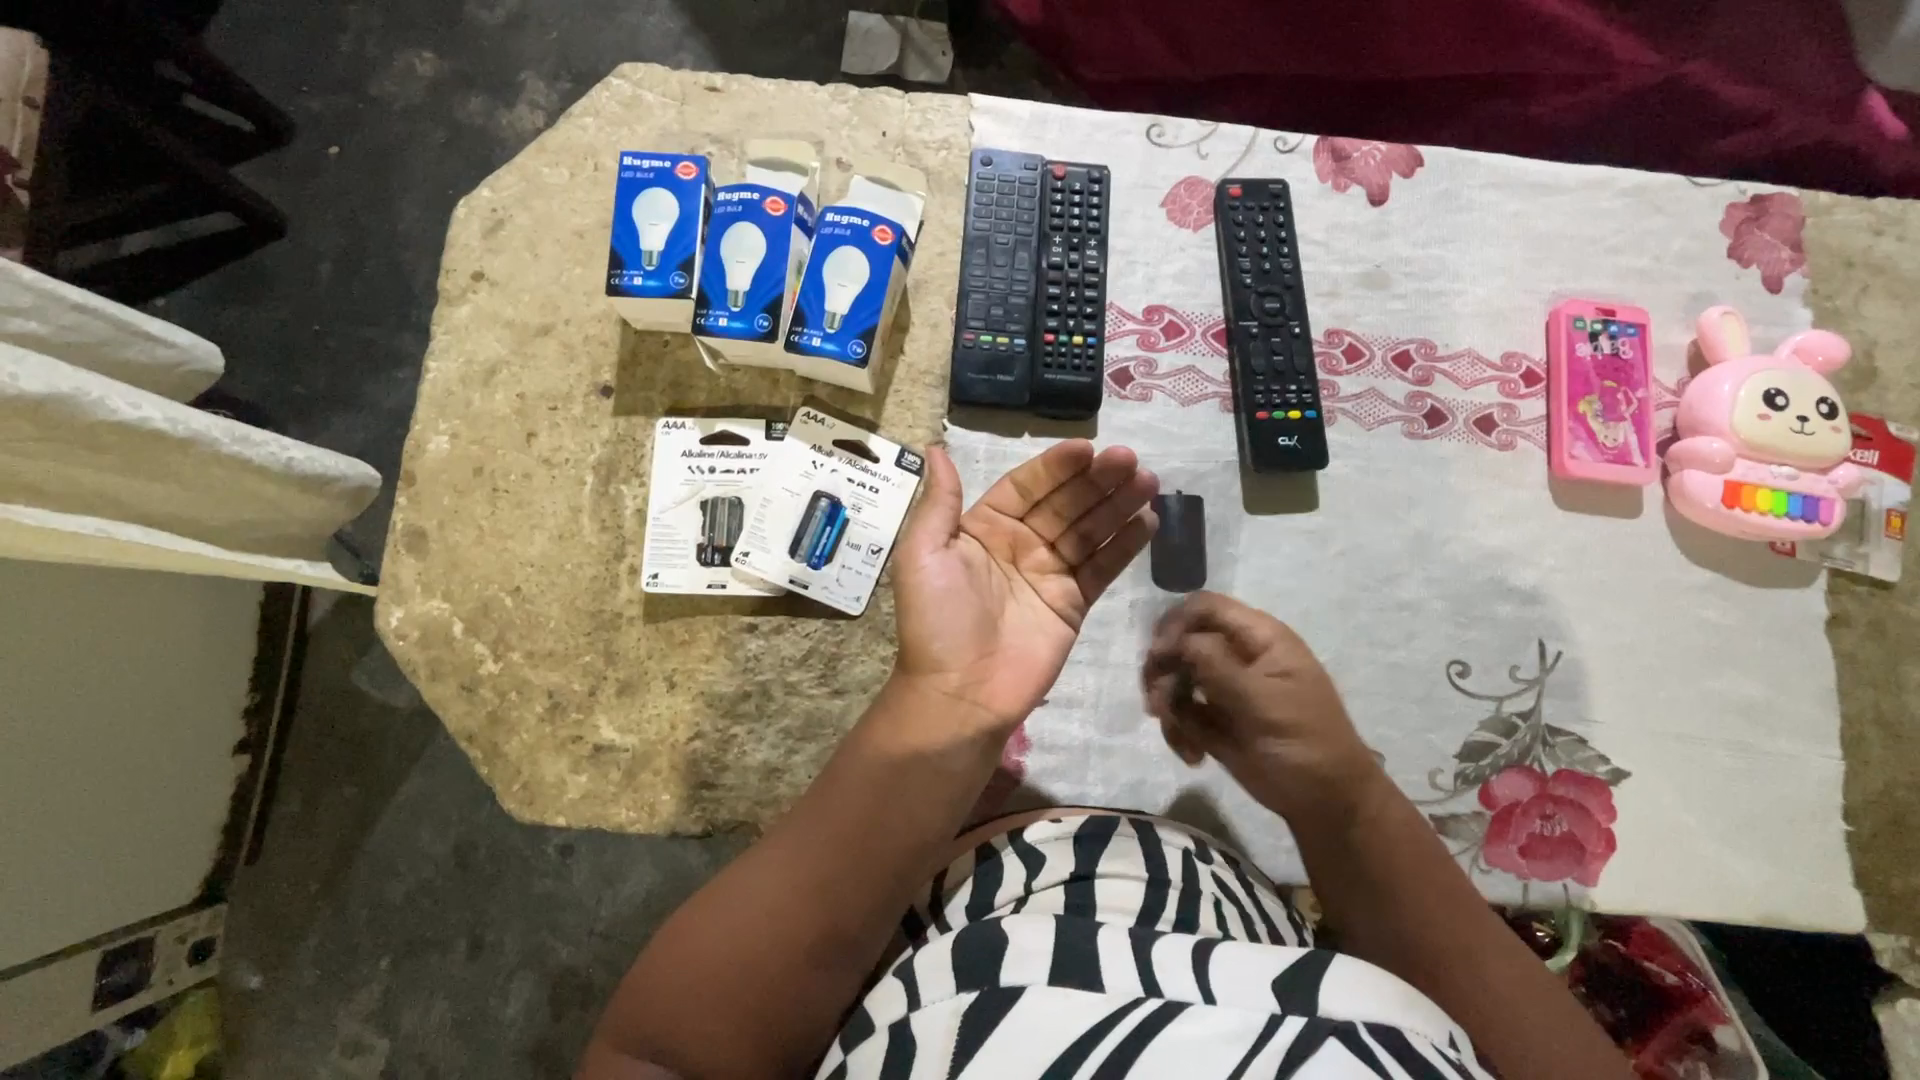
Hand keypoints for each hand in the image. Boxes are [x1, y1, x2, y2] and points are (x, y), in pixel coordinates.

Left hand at [891, 440, 1158, 733]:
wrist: (959, 693)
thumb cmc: (936, 620)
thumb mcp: (923, 554)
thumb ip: (940, 502)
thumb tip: (935, 448)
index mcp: (983, 527)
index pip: (1026, 487)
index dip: (1057, 468)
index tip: (1088, 448)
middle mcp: (1019, 544)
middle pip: (1065, 503)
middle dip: (1096, 481)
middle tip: (1129, 460)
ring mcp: (1049, 573)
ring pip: (1089, 530)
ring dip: (1118, 504)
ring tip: (1148, 480)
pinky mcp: (1073, 603)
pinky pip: (1102, 566)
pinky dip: (1125, 544)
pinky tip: (1148, 520)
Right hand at [1142, 592, 1384, 822]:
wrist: (1324, 801)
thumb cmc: (1305, 741)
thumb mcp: (1263, 700)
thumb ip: (1216, 665)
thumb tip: (1171, 642)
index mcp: (1259, 639)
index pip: (1206, 608)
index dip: (1177, 623)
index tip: (1159, 655)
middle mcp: (1236, 656)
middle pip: (1181, 641)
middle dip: (1163, 670)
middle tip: (1156, 702)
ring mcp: (1223, 688)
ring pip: (1174, 678)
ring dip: (1167, 706)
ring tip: (1181, 738)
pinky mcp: (1212, 720)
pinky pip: (1179, 713)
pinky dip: (1177, 732)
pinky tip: (1194, 756)